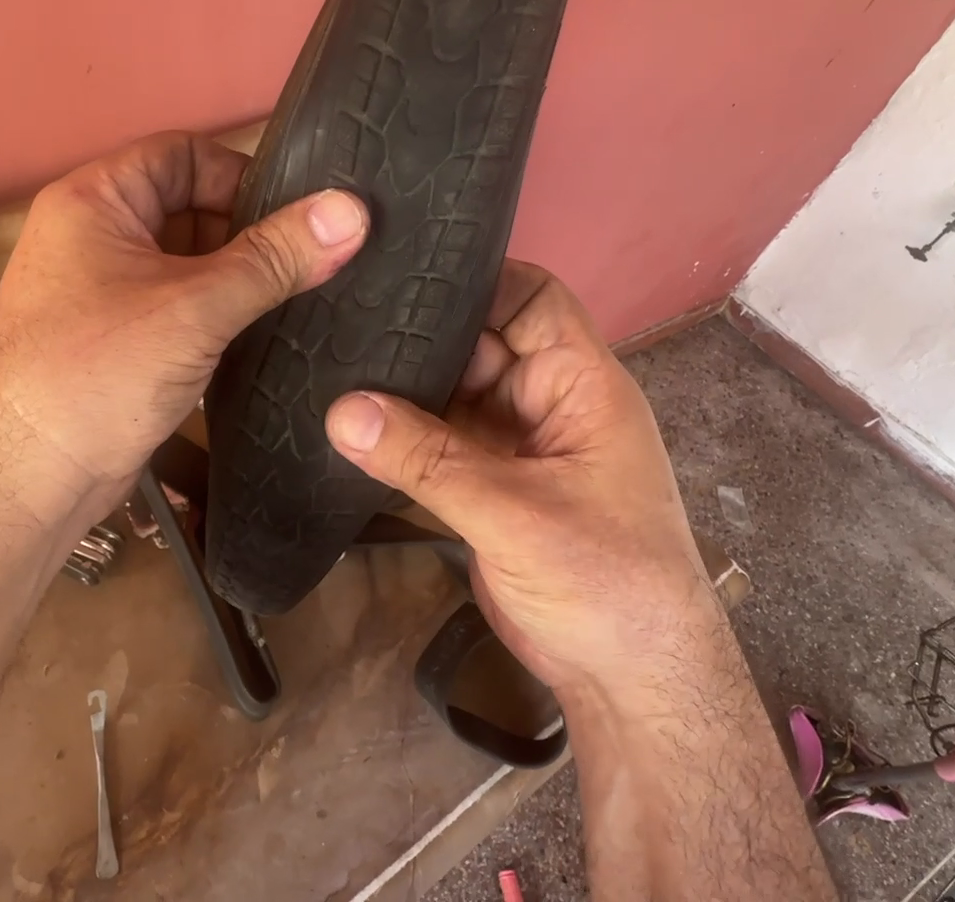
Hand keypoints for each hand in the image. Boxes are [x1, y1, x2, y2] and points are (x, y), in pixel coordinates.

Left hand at [0, 131, 367, 527]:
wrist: (31, 476)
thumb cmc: (100, 372)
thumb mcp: (196, 308)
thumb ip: (274, 259)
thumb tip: (351, 211)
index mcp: (94, 201)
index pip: (180, 155)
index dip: (240, 176)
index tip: (296, 218)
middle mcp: (91, 236)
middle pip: (185, 208)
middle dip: (243, 235)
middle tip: (304, 265)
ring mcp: (99, 290)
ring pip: (183, 263)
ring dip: (232, 279)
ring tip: (295, 298)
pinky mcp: (113, 339)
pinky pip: (173, 305)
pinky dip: (212, 314)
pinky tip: (256, 334)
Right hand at [322, 261, 716, 694]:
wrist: (626, 680)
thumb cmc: (604, 581)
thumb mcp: (513, 512)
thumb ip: (425, 460)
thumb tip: (340, 412)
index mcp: (578, 385)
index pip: (531, 300)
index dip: (476, 281)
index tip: (401, 274)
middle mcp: (543, 405)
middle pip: (477, 348)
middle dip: (420, 340)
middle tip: (342, 322)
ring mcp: (512, 448)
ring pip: (450, 399)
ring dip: (402, 395)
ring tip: (329, 368)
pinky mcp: (485, 487)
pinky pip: (436, 446)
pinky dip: (399, 440)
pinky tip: (347, 429)